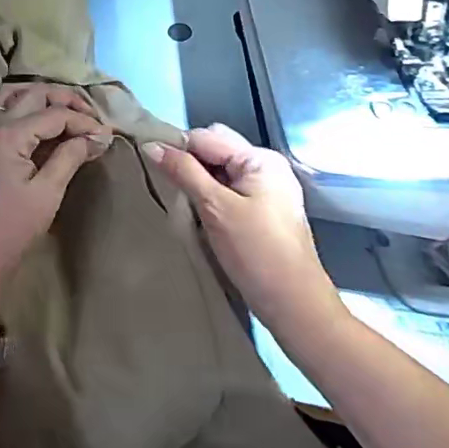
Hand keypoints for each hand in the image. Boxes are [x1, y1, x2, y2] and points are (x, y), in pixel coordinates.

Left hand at [0, 107, 112, 288]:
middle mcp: (1, 126)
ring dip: (54, 104)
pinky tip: (60, 133)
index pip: (54, 113)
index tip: (108, 135)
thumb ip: (71, 157)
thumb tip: (98, 136)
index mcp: (11, 134)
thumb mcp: (48, 191)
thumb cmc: (14, 226)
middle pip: (37, 94)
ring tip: (80, 121)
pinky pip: (21, 119)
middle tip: (94, 118)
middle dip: (67, 100)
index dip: (84, 120)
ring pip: (27, 101)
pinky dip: (42, 118)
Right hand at [145, 124, 334, 321]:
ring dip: (200, 182)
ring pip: (220, 171)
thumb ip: (183, 171)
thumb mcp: (215, 208)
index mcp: (260, 158)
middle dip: (190, 164)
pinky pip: (230, 190)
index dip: (179, 149)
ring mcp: (269, 190)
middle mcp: (267, 166)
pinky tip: (202, 216)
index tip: (154, 168)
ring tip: (185, 204)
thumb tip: (151, 145)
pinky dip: (212, 197)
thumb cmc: (257, 255)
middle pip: (215, 150)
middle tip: (172, 188)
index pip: (206, 137)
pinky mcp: (266, 212)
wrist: (297, 310)